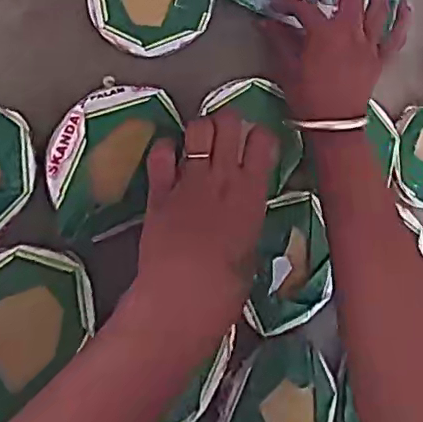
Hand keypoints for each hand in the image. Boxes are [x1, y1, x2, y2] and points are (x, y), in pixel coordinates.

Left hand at [128, 108, 277, 342]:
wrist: (181, 300)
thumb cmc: (226, 288)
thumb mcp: (252, 248)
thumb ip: (248, 217)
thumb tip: (244, 209)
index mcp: (252, 190)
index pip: (263, 138)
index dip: (260, 135)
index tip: (256, 144)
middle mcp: (223, 175)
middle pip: (229, 121)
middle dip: (228, 121)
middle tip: (225, 135)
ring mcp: (189, 179)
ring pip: (197, 127)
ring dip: (200, 128)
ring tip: (199, 141)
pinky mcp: (159, 189)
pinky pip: (160, 152)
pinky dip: (165, 149)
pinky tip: (168, 157)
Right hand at [260, 0, 412, 121]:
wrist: (334, 126)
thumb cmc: (308, 97)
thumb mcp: (288, 67)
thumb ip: (279, 39)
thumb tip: (265, 20)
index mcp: (325, 33)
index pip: (304, 9)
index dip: (289, 3)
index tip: (277, 3)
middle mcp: (350, 32)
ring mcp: (369, 44)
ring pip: (378, 8)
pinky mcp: (380, 59)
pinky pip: (395, 37)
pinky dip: (402, 20)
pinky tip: (405, 2)